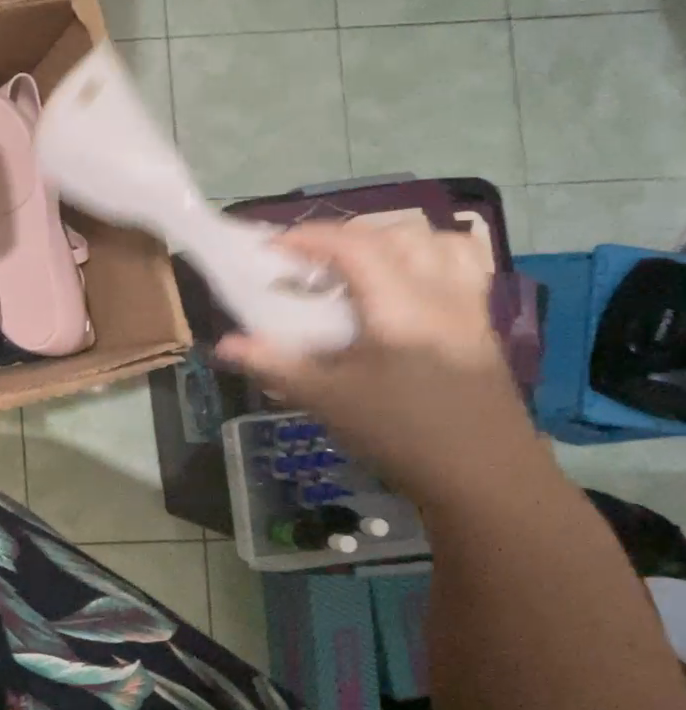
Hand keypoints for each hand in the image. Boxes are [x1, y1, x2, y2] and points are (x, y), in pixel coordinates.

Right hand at [216, 220, 536, 499]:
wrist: (484, 474)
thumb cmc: (400, 433)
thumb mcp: (326, 400)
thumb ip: (275, 364)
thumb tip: (225, 344)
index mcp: (401, 307)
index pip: (355, 246)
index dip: (309, 237)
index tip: (269, 247)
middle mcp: (440, 294)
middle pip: (397, 235)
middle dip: (344, 237)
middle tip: (305, 265)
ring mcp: (468, 307)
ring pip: (437, 243)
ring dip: (390, 243)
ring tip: (353, 269)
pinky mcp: (480, 324)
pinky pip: (459, 267)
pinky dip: (425, 260)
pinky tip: (398, 287)